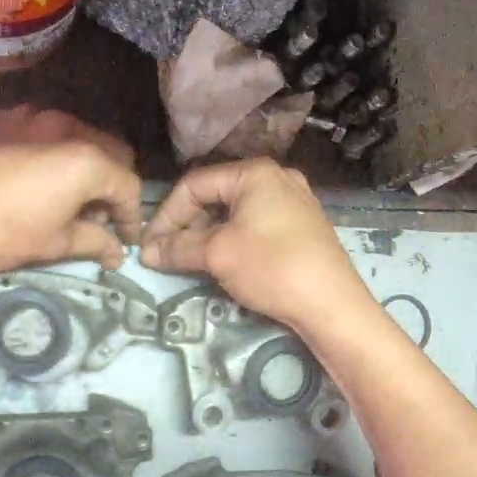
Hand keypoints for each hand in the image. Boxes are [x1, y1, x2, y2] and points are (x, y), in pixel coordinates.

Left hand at [0, 106, 142, 276]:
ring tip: (64, 198)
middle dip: (111, 184)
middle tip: (97, 217)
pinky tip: (29, 179)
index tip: (123, 240)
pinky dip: (46, 152)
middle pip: (108, 151)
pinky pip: (37, 130)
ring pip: (73, 136)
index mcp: (86, 159)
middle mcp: (64, 127)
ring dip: (80, 165)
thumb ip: (93, 242)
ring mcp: (28, 116)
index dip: (131, 216)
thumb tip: (116, 251)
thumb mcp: (53, 244)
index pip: (128, 184)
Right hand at [140, 159, 370, 330]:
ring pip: (235, 214)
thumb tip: (145, 252)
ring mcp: (293, 203)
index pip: (195, 184)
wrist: (331, 304)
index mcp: (255, 173)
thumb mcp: (218, 255)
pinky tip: (224, 265)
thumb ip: (178, 248)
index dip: (167, 215)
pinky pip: (256, 227)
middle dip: (187, 226)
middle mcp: (276, 179)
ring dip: (207, 236)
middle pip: (216, 196)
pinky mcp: (302, 228)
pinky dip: (232, 242)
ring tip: (191, 263)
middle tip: (167, 255)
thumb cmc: (272, 268)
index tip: (150, 246)